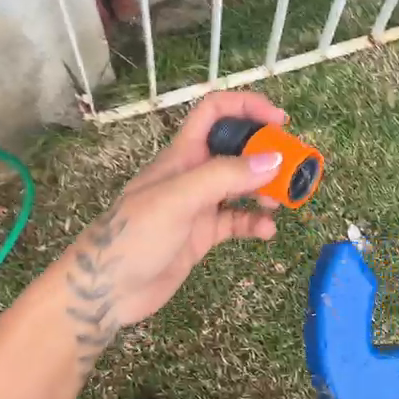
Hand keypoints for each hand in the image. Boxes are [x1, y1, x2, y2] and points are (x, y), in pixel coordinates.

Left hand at [62, 91, 287, 326]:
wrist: (107, 291)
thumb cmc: (134, 236)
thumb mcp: (178, 199)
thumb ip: (224, 177)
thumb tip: (273, 160)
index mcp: (182, 155)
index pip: (215, 113)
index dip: (247, 107)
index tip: (280, 121)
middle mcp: (192, 174)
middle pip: (236, 150)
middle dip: (266, 155)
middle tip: (292, 171)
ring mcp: (198, 206)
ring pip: (241, 187)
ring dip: (265, 191)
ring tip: (279, 205)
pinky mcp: (202, 235)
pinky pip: (237, 221)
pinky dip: (255, 223)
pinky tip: (266, 232)